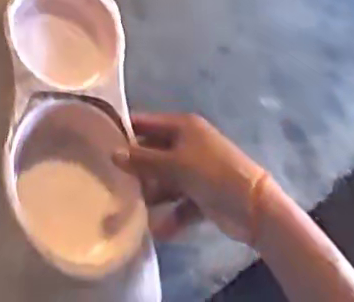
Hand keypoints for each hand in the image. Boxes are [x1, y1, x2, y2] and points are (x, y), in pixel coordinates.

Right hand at [114, 112, 266, 241]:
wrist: (253, 206)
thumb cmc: (212, 173)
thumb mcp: (176, 164)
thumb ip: (144, 160)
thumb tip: (114, 152)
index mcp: (183, 126)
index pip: (147, 123)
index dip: (125, 130)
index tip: (100, 142)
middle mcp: (188, 144)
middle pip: (154, 153)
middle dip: (135, 169)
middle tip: (110, 182)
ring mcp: (196, 170)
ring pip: (165, 180)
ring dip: (151, 195)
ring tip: (128, 210)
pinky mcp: (202, 195)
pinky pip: (179, 203)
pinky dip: (170, 215)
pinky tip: (157, 230)